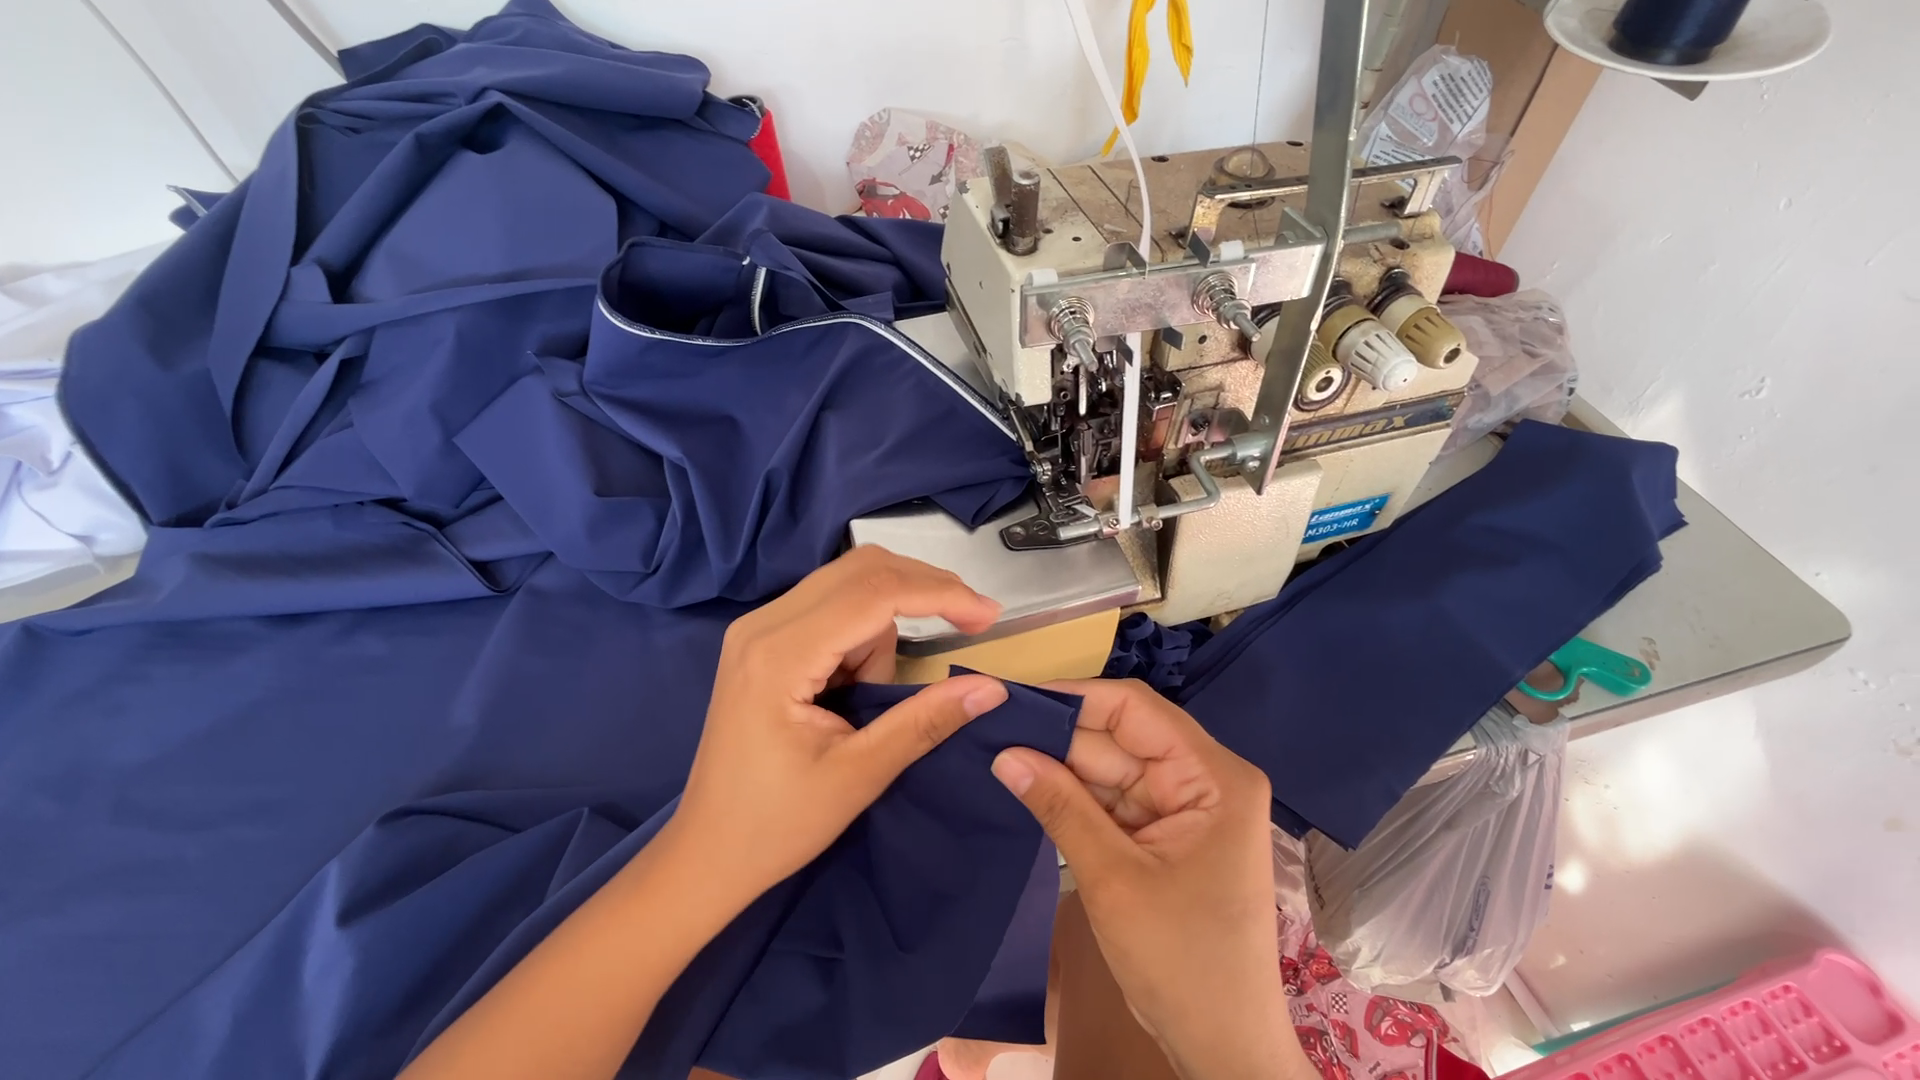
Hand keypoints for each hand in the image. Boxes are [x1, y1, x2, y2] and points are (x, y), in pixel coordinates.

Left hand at [670, 546, 1009, 899]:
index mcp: (780, 654)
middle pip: (862, 571)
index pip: (874, 592)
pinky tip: (852, 687)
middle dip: (922, 591)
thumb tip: (990, 687)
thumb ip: (925, 721)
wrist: (709, 850)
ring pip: (849, 586)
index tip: (989, 616)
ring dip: (885, 625)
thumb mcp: (860, 775)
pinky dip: (862, 634)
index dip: (940, 593)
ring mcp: (757, 628)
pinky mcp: (762, 640)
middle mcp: (762, 624)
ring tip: (869, 699)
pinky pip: (831, 608)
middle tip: (970, 625)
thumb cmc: (777, 823)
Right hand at [991, 680, 1298, 1079]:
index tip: (1014, 698)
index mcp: (1213, 777)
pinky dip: (1075, 797)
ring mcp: (1185, 808)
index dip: (1074, 698)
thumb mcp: (1113, 879)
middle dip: (1060, 736)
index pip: (1136, 710)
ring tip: (998, 750)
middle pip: (1122, 738)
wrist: (1223, 1048)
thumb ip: (1059, 807)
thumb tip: (1003, 752)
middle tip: (992, 727)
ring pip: (1112, 768)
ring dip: (1062, 766)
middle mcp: (1204, 780)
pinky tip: (1029, 785)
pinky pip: (1114, 801)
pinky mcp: (1167, 834)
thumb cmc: (1181, 961)